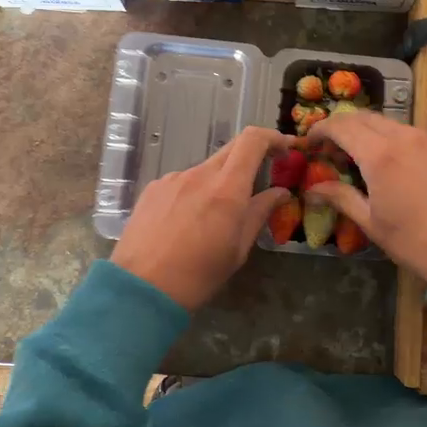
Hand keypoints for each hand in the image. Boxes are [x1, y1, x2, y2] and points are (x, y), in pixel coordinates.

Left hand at [112, 126, 291, 309]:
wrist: (140, 289)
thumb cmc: (198, 275)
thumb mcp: (238, 249)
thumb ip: (260, 213)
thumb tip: (280, 192)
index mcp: (227, 188)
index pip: (253, 140)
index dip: (272, 137)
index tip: (285, 148)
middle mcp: (200, 174)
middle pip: (232, 148)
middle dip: (250, 157)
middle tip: (259, 179)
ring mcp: (173, 179)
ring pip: (206, 168)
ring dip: (219, 181)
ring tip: (213, 217)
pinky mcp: (153, 188)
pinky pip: (183, 181)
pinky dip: (194, 192)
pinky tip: (186, 222)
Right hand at [303, 112, 426, 283]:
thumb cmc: (414, 242)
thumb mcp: (371, 222)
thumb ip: (340, 197)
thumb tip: (313, 189)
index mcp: (380, 155)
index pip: (342, 126)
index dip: (322, 129)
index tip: (311, 142)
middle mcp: (407, 137)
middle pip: (366, 119)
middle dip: (345, 129)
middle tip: (334, 151)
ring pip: (395, 126)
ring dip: (374, 135)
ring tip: (367, 160)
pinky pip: (420, 138)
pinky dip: (402, 145)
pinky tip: (404, 170)